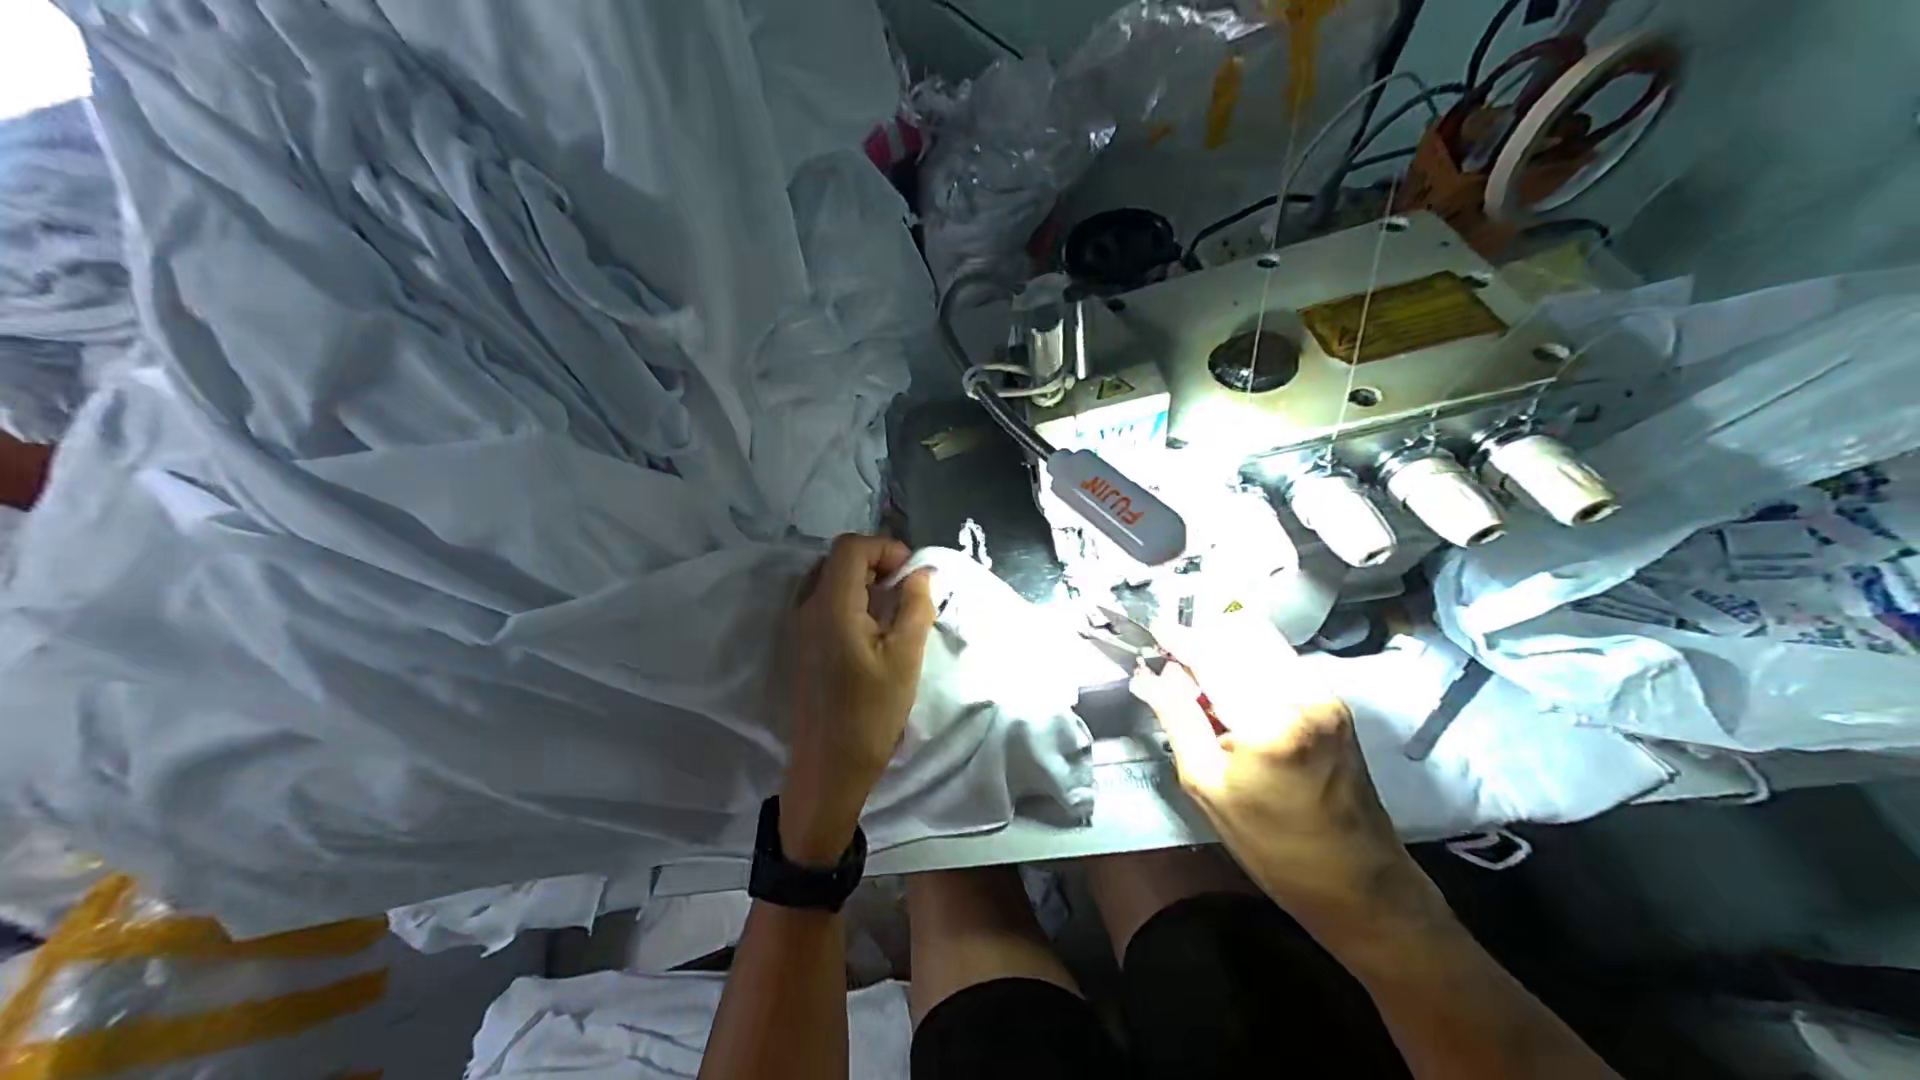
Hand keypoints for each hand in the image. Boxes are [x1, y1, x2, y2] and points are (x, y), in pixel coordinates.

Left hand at [781, 534, 935, 866]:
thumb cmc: (871, 712)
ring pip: (828, 578)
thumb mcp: (906, 656)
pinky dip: (848, 597)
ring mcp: (798, 626)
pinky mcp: (801, 644)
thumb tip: (923, 572)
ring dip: (861, 578)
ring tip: (891, 603)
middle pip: (837, 558)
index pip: (850, 547)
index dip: (884, 547)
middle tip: (905, 584)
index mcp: (831, 605)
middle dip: (875, 560)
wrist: (829, 766)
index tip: (911, 572)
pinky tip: (871, 624)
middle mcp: (807, 607)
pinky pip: (822, 600)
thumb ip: (915, 605)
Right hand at [1129, 623, 1438, 944]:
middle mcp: (1304, 696)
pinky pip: (1279, 665)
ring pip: (1262, 646)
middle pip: (1241, 638)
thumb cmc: (1273, 846)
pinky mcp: (1334, 703)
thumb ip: (1178, 719)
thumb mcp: (1207, 786)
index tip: (1153, 630)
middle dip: (1202, 643)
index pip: (1214, 656)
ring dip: (1226, 653)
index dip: (1179, 639)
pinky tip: (1231, 698)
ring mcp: (1325, 696)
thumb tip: (1154, 674)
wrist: (1359, 882)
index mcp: (1270, 722)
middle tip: (1173, 665)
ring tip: (1199, 685)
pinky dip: (1249, 668)